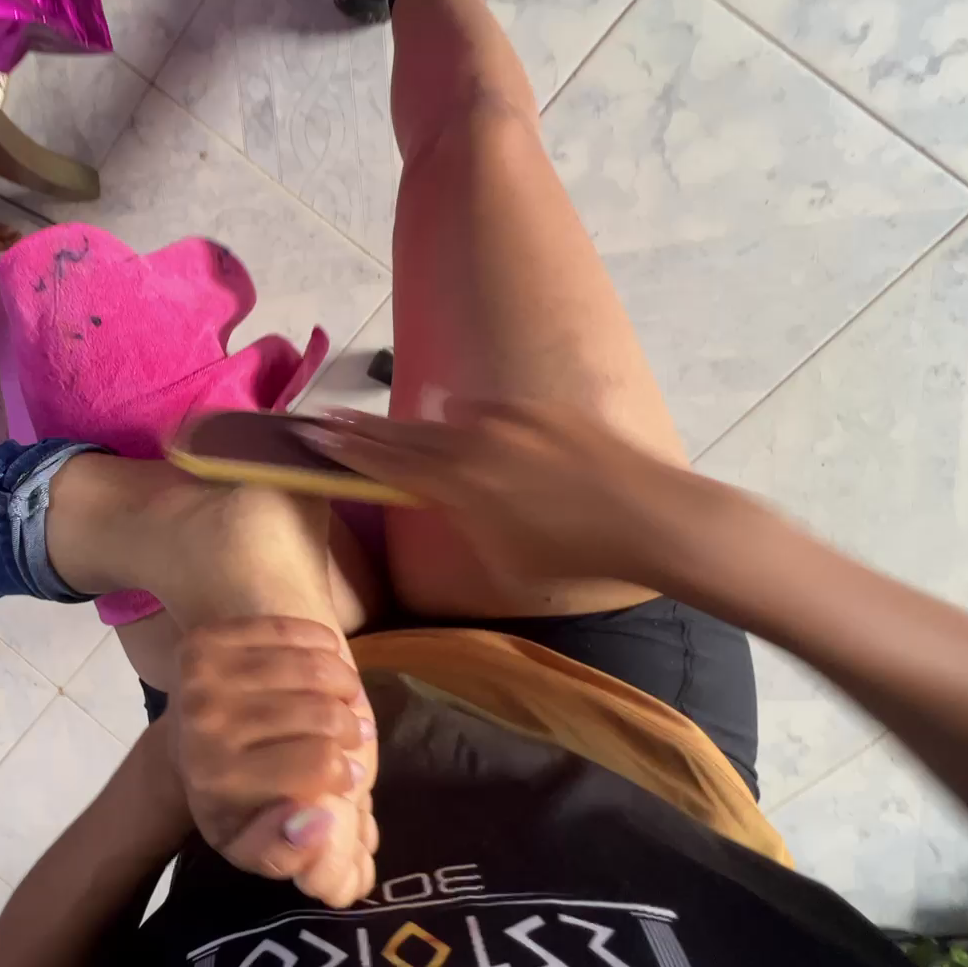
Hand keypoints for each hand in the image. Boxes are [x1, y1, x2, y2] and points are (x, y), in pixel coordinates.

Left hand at [171, 617, 378, 907]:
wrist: (178, 743)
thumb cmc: (226, 798)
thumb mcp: (247, 846)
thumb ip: (283, 850)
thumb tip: (320, 818)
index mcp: (218, 779)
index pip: (318, 763)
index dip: (345, 769)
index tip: (347, 772)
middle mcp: (207, 723)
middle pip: (320, 713)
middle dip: (349, 726)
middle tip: (351, 732)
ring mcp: (203, 674)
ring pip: (310, 667)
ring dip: (344, 682)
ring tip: (345, 697)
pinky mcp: (205, 638)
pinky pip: (285, 628)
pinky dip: (321, 642)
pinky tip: (328, 658)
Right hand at [300, 399, 739, 588]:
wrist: (655, 519)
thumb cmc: (572, 557)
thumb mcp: (500, 557)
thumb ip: (462, 519)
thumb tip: (445, 494)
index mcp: (457, 483)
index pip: (384, 463)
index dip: (344, 450)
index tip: (312, 435)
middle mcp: (473, 441)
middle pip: (401, 432)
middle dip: (358, 428)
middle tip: (322, 417)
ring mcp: (508, 418)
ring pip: (444, 418)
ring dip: (413, 426)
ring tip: (382, 423)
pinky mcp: (541, 408)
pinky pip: (488, 410)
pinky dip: (469, 420)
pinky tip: (461, 419)